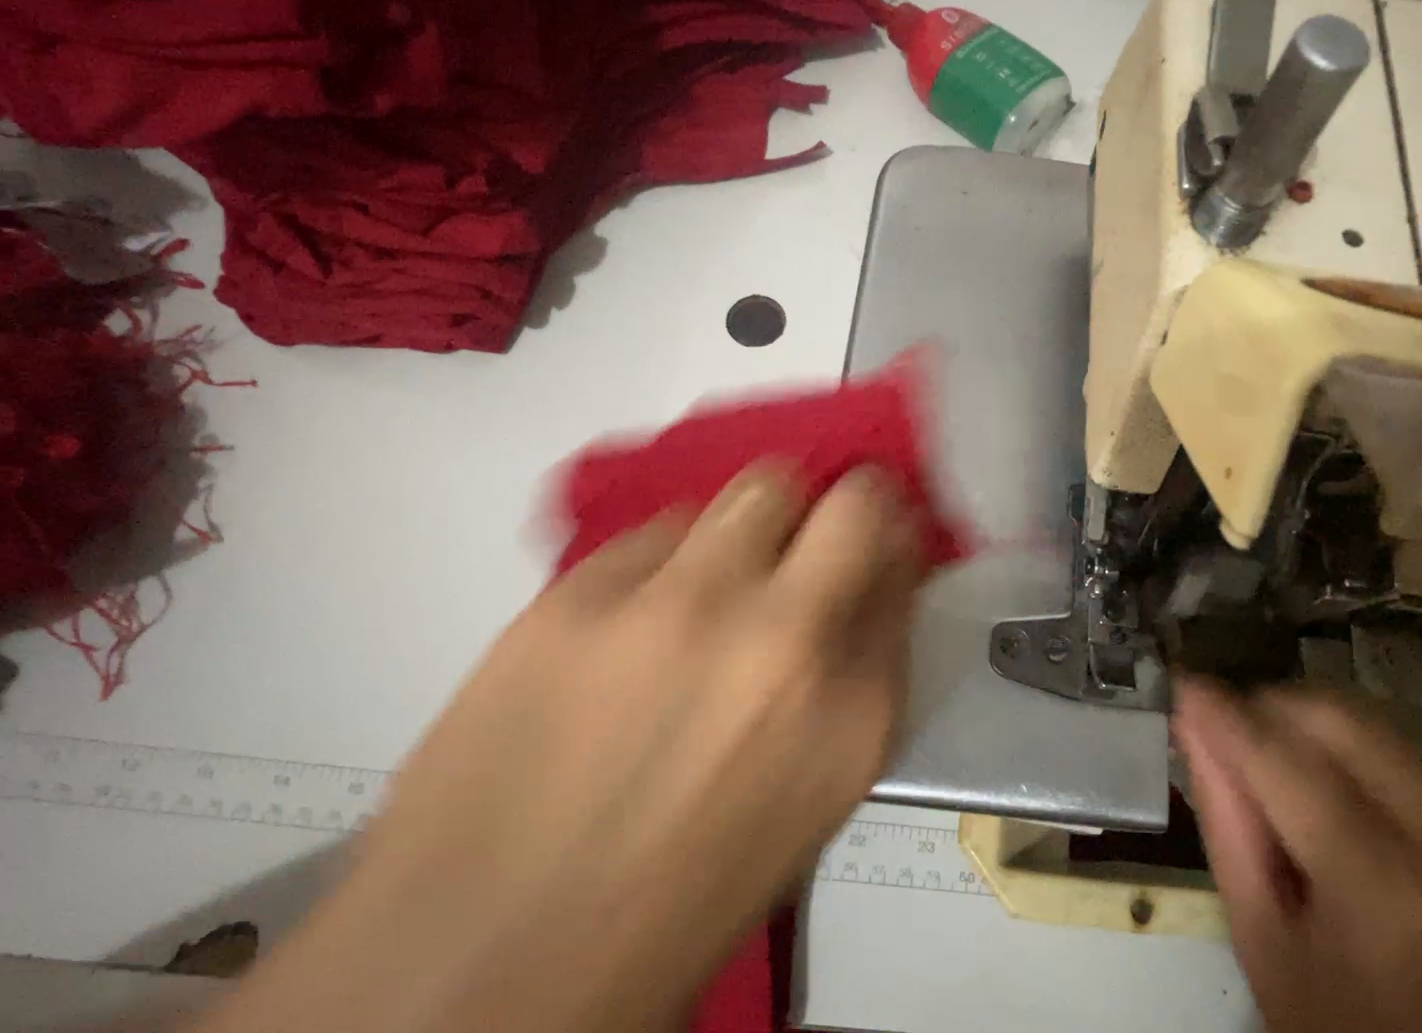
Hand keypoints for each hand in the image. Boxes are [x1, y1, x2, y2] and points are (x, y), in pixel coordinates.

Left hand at [200, 464, 926, 1032]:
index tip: (875, 545)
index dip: (894, 545)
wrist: (499, 949)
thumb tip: (869, 588)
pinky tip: (641, 616)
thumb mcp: (816, 797)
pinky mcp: (577, 595)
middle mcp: (780, 638)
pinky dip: (673, 556)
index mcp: (852, 712)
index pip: (905, 571)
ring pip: (757, 487)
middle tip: (817, 531)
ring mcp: (674, 606)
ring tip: (723, 574)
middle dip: (849, 503)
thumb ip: (858, 680)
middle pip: (851, 501)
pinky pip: (658, 530)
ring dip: (761, 521)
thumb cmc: (685, 889)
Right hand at [1175, 681, 1421, 1032]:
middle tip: (1228, 730)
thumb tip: (1197, 729)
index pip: (1289, 763)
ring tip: (1284, 789)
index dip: (1229, 714)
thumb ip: (1230, 827)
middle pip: (1347, 722)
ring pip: (1385, 740)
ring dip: (1319, 743)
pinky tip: (1351, 828)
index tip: (1184, 684)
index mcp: (1386, 895)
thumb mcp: (1265, 949)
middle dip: (1275, 708)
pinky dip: (1368, 781)